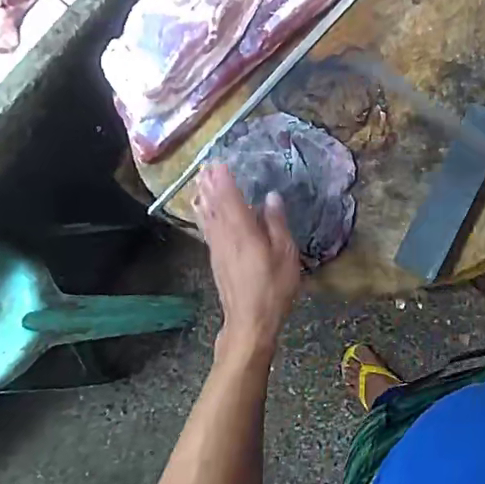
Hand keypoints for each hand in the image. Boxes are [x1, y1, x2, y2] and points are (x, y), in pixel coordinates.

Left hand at [195, 164, 300, 361]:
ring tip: (198, 181)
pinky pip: (207, 229)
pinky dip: (203, 215)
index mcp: (243, 231)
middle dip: (210, 185)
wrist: (249, 321)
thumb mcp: (286, 254)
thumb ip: (277, 224)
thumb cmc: (273, 287)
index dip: (224, 180)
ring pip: (207, 216)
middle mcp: (225, 235)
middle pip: (214, 204)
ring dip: (203, 197)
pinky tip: (201, 211)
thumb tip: (271, 197)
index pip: (230, 198)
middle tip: (204, 166)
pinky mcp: (216, 259)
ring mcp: (217, 248)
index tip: (219, 162)